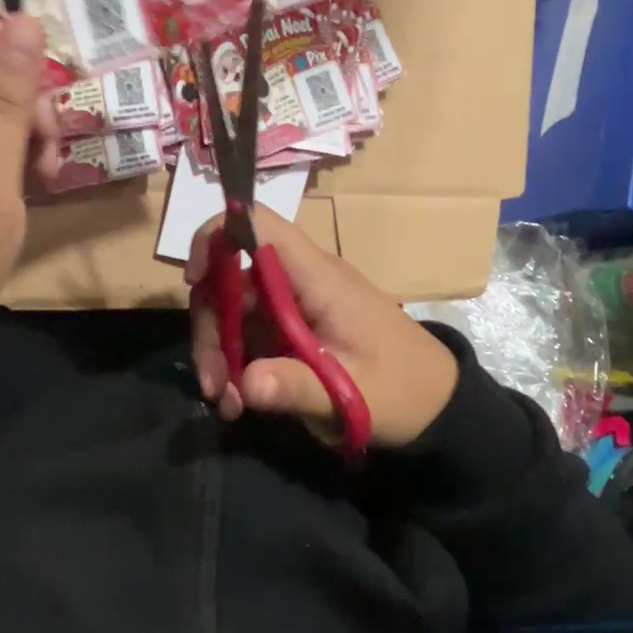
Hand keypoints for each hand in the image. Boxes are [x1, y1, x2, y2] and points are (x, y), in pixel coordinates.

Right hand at [186, 205, 459, 447]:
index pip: (261, 227)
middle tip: (213, 386)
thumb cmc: (403, 390)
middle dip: (210, 329)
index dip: (218, 237)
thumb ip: (297, 388)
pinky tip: (239, 401)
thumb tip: (245, 385)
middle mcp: (297, 284)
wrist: (438, 405)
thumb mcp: (352, 395)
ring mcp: (291, 308)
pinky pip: (246, 335)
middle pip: (230, 280)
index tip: (194, 279)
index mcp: (317, 280)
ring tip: (226, 404)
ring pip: (231, 311)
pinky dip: (234, 365)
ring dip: (218, 354)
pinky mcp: (289, 332)